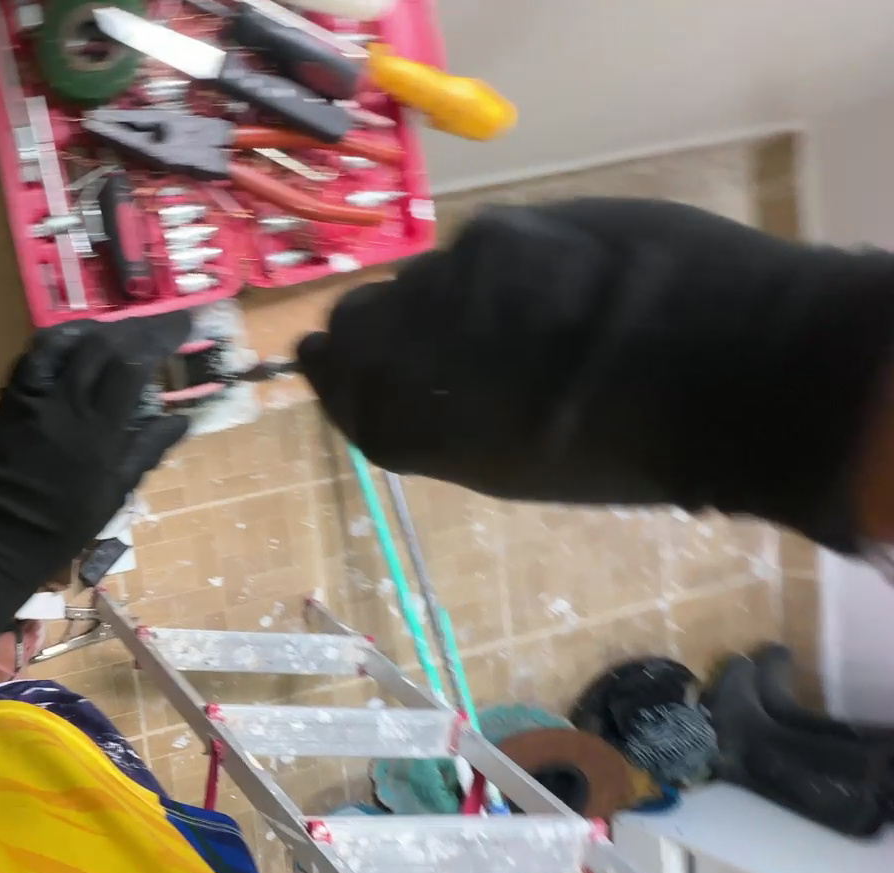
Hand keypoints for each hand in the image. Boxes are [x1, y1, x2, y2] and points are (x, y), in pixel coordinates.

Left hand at [0, 314, 191, 639]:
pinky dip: (53, 344)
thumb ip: (149, 449)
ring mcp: (31, 400)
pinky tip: (69, 347)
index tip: (183, 323)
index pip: (132, 364)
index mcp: (98, 431)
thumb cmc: (66, 524)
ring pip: (60, 343)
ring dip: (91, 329)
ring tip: (113, 331)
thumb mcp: (117, 493)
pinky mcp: (7, 402)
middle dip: (132, 327)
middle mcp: (64, 405)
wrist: (3, 537)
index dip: (160, 337)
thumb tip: (182, 418)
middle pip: (99, 345)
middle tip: (153, 325)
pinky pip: (29, 359)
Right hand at [297, 198, 893, 550]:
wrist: (730, 379)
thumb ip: (411, 416)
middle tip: (436, 339)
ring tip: (514, 315)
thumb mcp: (483, 462)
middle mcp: (390, 343)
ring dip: (446, 295)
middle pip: (355, 316)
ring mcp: (440, 281)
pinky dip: (501, 266)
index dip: (336, 363)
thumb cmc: (603, 451)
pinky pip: (477, 248)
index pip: (324, 367)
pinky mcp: (502, 228)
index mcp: (385, 413)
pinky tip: (554, 283)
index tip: (352, 362)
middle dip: (381, 325)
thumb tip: (380, 376)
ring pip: (418, 279)